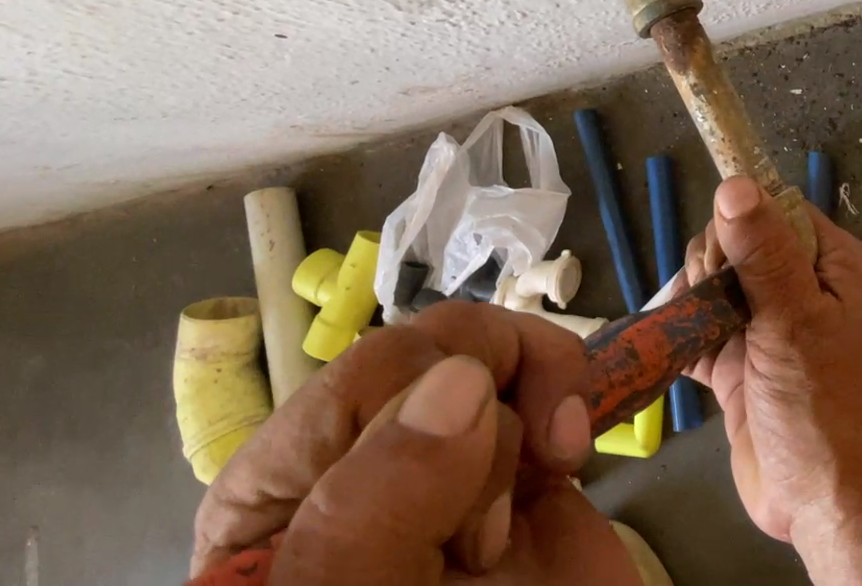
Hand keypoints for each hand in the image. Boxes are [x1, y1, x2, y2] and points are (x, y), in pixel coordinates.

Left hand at [190, 302, 638, 584]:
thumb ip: (377, 511)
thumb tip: (462, 382)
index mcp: (291, 488)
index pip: (364, 374)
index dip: (430, 413)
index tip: (462, 516)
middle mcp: (369, 457)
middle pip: (433, 345)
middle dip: (488, 405)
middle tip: (503, 507)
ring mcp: (454, 457)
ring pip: (492, 345)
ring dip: (537, 387)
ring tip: (556, 459)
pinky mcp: (526, 465)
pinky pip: (545, 374)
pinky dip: (568, 387)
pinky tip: (570, 449)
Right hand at [679, 178, 861, 549]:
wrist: (827, 505)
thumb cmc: (825, 406)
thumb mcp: (796, 320)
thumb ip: (763, 253)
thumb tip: (733, 184)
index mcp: (831, 265)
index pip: (777, 211)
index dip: (743, 220)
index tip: (725, 255)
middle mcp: (799, 288)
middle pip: (736, 244)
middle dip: (713, 266)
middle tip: (718, 304)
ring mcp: (766, 327)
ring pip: (712, 285)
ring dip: (692, 299)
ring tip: (697, 329)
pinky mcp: (737, 363)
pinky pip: (698, 328)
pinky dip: (680, 332)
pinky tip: (671, 342)